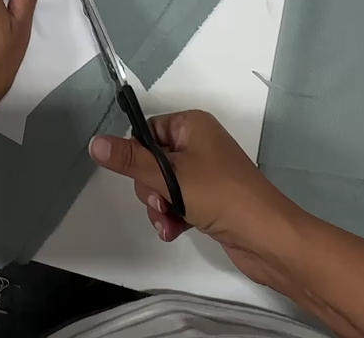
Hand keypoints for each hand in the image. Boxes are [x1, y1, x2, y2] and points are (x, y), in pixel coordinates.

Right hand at [88, 110, 302, 292]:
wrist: (269, 239)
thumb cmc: (221, 196)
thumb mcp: (170, 176)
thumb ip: (130, 161)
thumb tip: (94, 142)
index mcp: (191, 125)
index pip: (147, 131)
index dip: (138, 156)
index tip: (142, 178)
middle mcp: (198, 143)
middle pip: (152, 160)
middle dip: (149, 187)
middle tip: (160, 203)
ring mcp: (205, 172)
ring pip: (163, 184)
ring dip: (159, 206)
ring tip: (168, 223)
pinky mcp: (210, 198)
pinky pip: (178, 199)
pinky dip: (172, 215)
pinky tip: (173, 231)